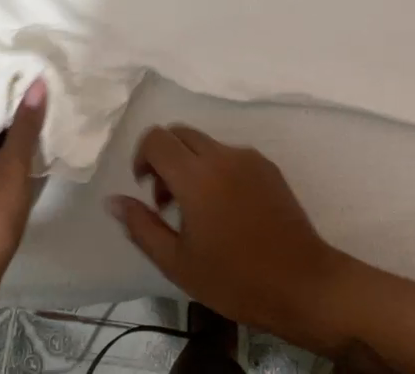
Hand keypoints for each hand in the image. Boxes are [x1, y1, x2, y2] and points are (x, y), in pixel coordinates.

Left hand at [0, 76, 46, 301]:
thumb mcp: (13, 168)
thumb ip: (25, 125)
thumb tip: (36, 82)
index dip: (0, 77)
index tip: (32, 76)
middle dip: (8, 100)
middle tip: (43, 97)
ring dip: (8, 125)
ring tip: (41, 122)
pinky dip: (4, 147)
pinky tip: (28, 156)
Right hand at [107, 126, 347, 342]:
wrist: (300, 282)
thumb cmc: (233, 278)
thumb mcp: (176, 262)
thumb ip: (141, 226)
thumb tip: (114, 200)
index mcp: (196, 175)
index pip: (156, 138)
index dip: (142, 157)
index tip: (146, 189)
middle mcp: (222, 155)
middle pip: (181, 133)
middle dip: (165, 158)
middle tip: (167, 202)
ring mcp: (249, 157)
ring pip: (207, 144)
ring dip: (191, 164)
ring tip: (196, 211)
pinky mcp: (269, 166)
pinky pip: (231, 155)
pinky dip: (217, 170)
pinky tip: (225, 211)